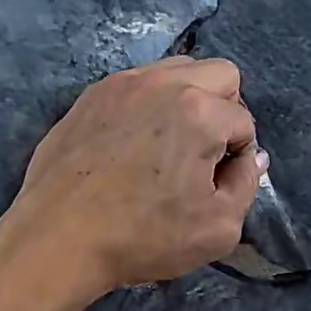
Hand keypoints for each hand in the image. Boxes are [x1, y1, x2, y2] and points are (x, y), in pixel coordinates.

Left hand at [0, 57, 266, 310]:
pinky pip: (140, 82)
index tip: (218, 183)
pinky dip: (152, 104)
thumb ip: (247, 184)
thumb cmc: (144, 237)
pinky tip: (136, 143)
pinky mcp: (92, 95)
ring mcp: (123, 84)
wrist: (57, 241)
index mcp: (200, 112)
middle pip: (222, 74)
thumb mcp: (218, 227)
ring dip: (190, 99)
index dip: (240, 156)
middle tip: (205, 151)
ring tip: (171, 143)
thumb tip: (252, 158)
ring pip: (180, 69)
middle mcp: (164, 83)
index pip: (244, 121)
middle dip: (226, 109)